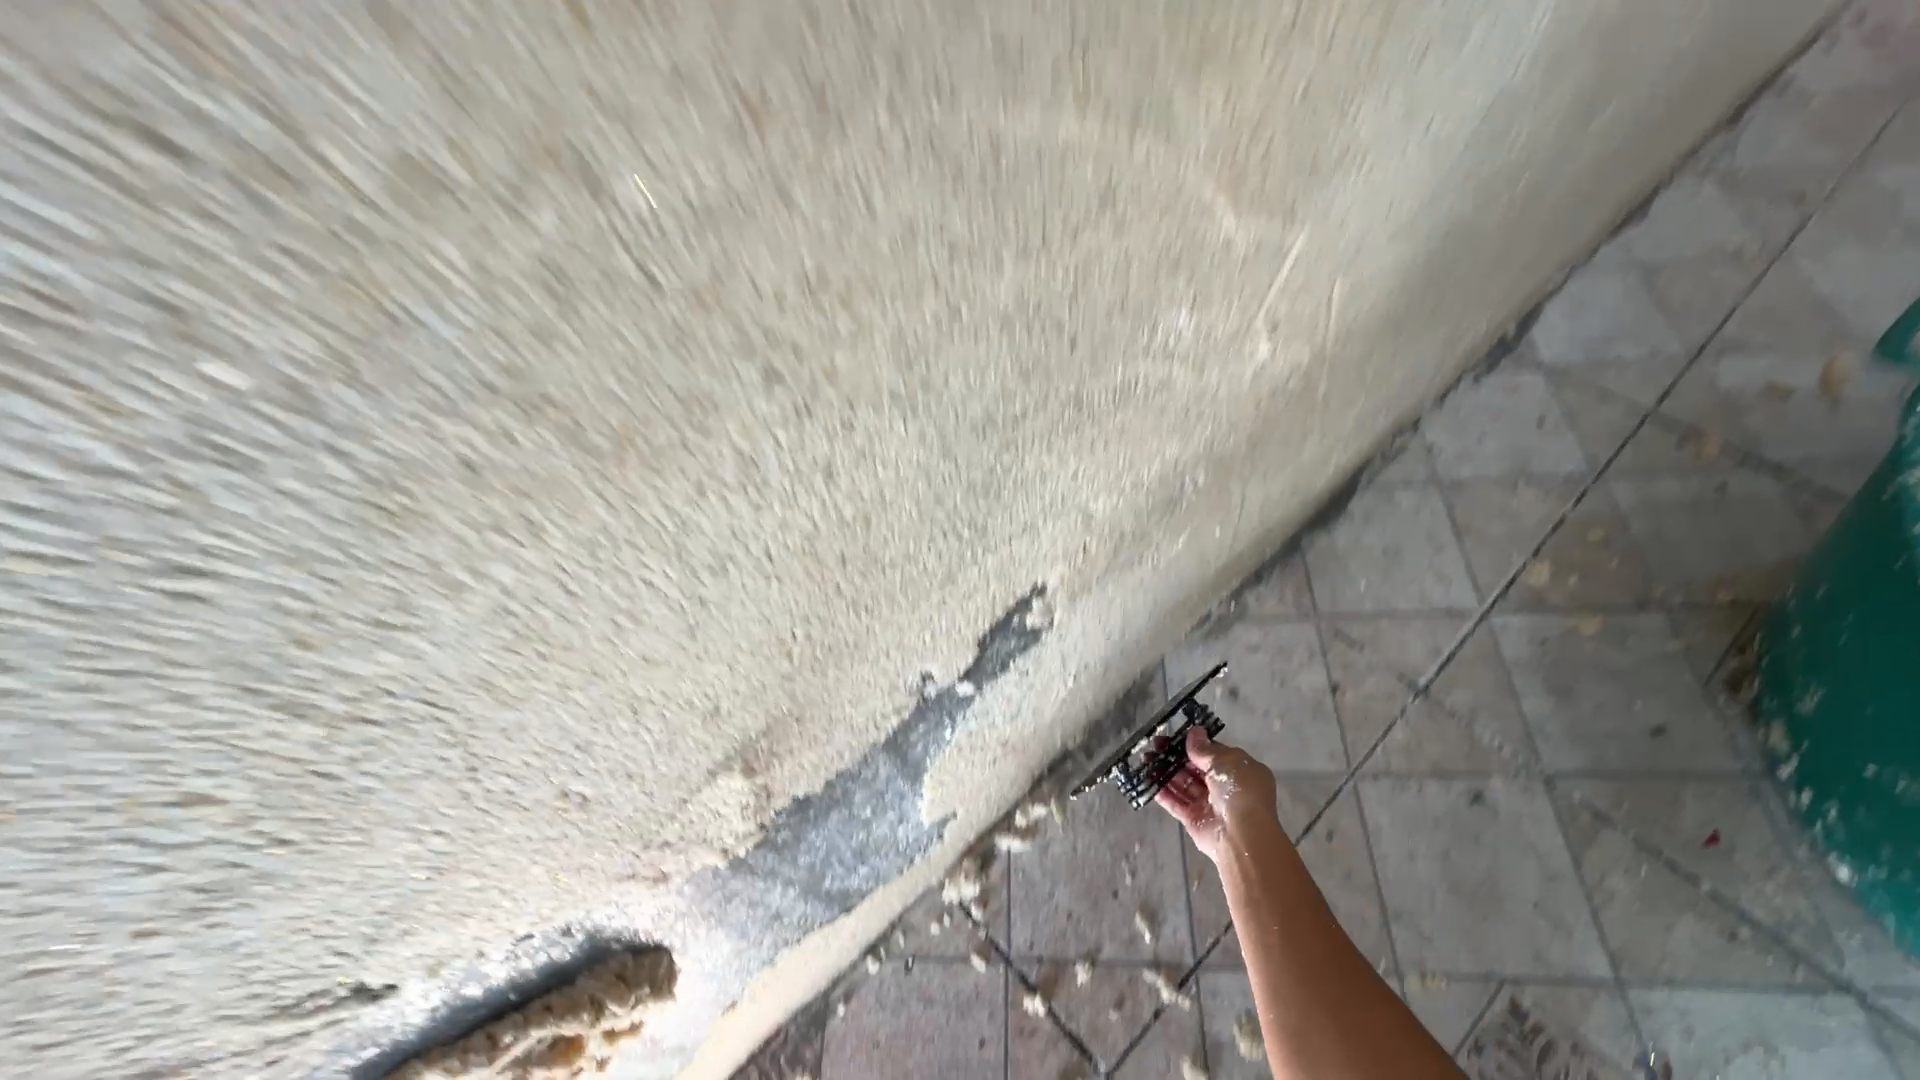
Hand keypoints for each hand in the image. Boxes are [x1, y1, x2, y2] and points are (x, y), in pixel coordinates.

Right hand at [1152, 727, 1277, 861]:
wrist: (1241, 835)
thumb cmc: (1239, 791)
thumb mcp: (1226, 761)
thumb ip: (1205, 749)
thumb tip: (1194, 732)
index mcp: (1238, 770)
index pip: (1212, 753)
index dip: (1192, 744)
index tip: (1172, 736)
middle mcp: (1224, 787)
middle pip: (1195, 768)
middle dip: (1174, 756)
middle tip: (1154, 746)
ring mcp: (1208, 804)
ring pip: (1183, 784)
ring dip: (1165, 772)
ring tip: (1145, 760)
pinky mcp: (1193, 819)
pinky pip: (1175, 803)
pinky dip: (1162, 793)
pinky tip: (1147, 780)